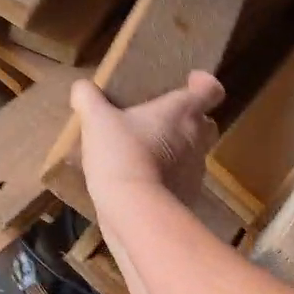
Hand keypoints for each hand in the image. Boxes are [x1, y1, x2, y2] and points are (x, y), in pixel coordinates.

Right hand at [71, 72, 224, 201]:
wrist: (136, 212)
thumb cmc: (122, 154)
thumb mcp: (96, 120)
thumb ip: (88, 98)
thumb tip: (82, 88)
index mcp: (184, 111)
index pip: (211, 89)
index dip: (203, 83)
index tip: (189, 82)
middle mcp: (198, 138)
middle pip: (205, 123)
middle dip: (188, 120)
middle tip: (161, 121)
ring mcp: (196, 170)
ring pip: (193, 153)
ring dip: (175, 151)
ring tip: (145, 153)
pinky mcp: (189, 196)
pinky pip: (181, 181)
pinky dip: (167, 178)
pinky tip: (142, 182)